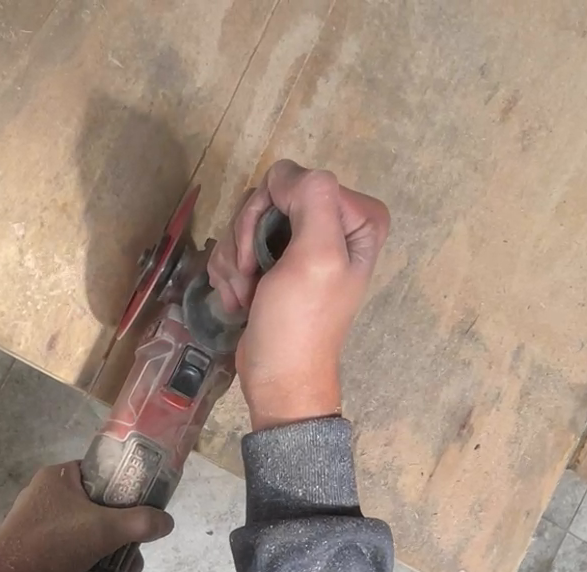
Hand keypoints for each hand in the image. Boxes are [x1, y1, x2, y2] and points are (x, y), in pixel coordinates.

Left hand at [0, 463, 173, 571]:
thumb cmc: (51, 544)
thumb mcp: (103, 530)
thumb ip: (140, 523)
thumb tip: (168, 521)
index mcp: (60, 478)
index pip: (102, 475)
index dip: (128, 494)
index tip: (146, 515)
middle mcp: (51, 498)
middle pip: (102, 514)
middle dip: (124, 545)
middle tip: (137, 566)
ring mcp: (44, 528)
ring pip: (91, 542)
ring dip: (112, 567)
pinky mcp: (41, 555)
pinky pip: (75, 560)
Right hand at [206, 160, 389, 430]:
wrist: (277, 380)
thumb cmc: (299, 324)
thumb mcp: (316, 256)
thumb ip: (311, 197)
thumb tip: (281, 176)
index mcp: (356, 216)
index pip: (292, 179)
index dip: (267, 214)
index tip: (263, 258)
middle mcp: (331, 224)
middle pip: (265, 200)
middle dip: (246, 243)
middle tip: (251, 279)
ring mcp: (299, 246)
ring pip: (244, 225)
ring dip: (234, 264)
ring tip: (247, 297)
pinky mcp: (272, 266)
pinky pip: (235, 249)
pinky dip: (230, 277)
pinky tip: (240, 302)